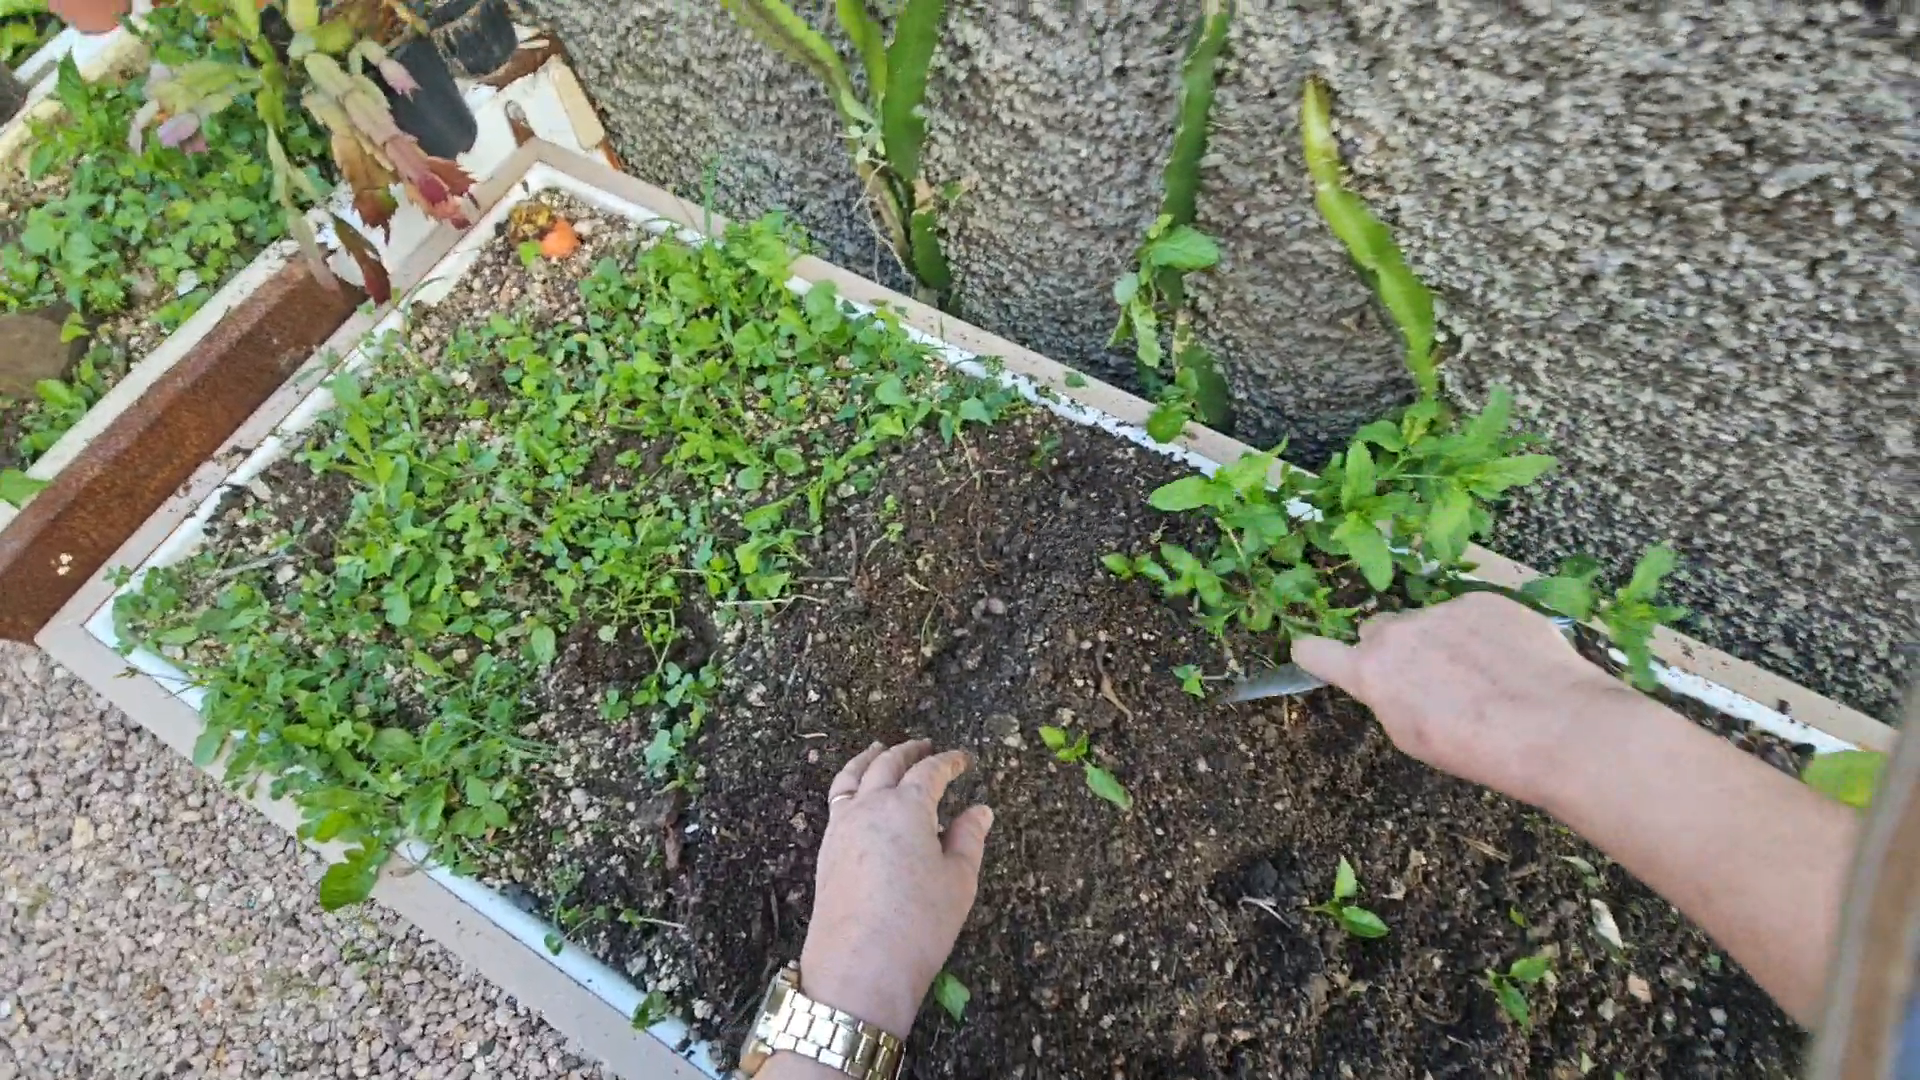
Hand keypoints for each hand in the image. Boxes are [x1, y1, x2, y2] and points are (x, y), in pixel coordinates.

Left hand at [798, 739, 993, 1037]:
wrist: (858, 968)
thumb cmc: (919, 924)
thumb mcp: (959, 882)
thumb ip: (969, 838)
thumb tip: (980, 810)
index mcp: (908, 806)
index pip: (931, 772)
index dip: (949, 762)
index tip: (963, 759)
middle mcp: (871, 805)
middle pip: (889, 764)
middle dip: (909, 751)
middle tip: (925, 746)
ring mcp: (843, 825)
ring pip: (854, 776)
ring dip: (871, 758)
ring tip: (880, 749)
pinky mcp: (827, 849)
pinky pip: (838, 799)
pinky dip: (851, 783)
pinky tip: (858, 793)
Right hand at [1291, 592, 1633, 808]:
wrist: (1562, 730)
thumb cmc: (1479, 749)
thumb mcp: (1410, 735)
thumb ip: (1384, 697)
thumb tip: (1387, 682)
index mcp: (1369, 671)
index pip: (1312, 649)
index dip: (1312, 654)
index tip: (1318, 658)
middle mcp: (1395, 632)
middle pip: (1375, 631)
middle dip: (1391, 650)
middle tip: (1428, 680)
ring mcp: (1440, 611)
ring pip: (1425, 622)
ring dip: (1439, 640)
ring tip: (1484, 674)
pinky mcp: (1483, 601)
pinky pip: (1469, 613)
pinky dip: (1481, 632)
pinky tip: (1511, 661)